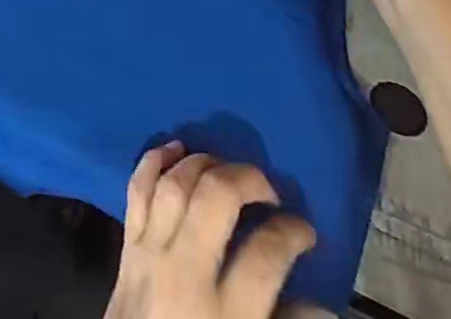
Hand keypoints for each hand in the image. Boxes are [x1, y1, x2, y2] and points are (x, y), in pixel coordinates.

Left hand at [104, 143, 314, 318]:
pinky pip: (136, 191)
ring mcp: (150, 256)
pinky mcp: (126, 248)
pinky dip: (153, 162)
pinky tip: (175, 149)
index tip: (304, 230)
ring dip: (204, 164)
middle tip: (267, 189)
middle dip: (247, 179)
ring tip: (227, 168)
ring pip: (176, 186)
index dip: (292, 232)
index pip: (266, 254)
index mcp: (224, 315)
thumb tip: (324, 306)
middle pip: (216, 199)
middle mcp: (184, 275)